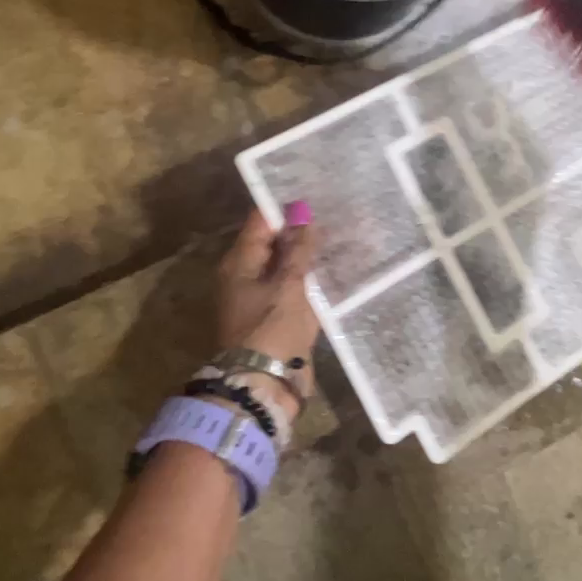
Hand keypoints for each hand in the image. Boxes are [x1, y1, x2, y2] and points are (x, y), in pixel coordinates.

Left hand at [216, 204, 320, 405]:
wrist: (265, 386)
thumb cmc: (272, 328)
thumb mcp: (289, 283)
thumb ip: (298, 248)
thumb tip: (302, 211)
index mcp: (240, 263)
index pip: (260, 222)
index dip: (285, 208)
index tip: (315, 194)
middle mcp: (246, 276)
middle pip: (273, 244)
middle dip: (300, 231)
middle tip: (335, 213)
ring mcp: (261, 299)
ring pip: (287, 268)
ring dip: (309, 257)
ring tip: (342, 238)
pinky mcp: (277, 319)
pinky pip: (295, 290)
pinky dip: (311, 281)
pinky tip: (336, 272)